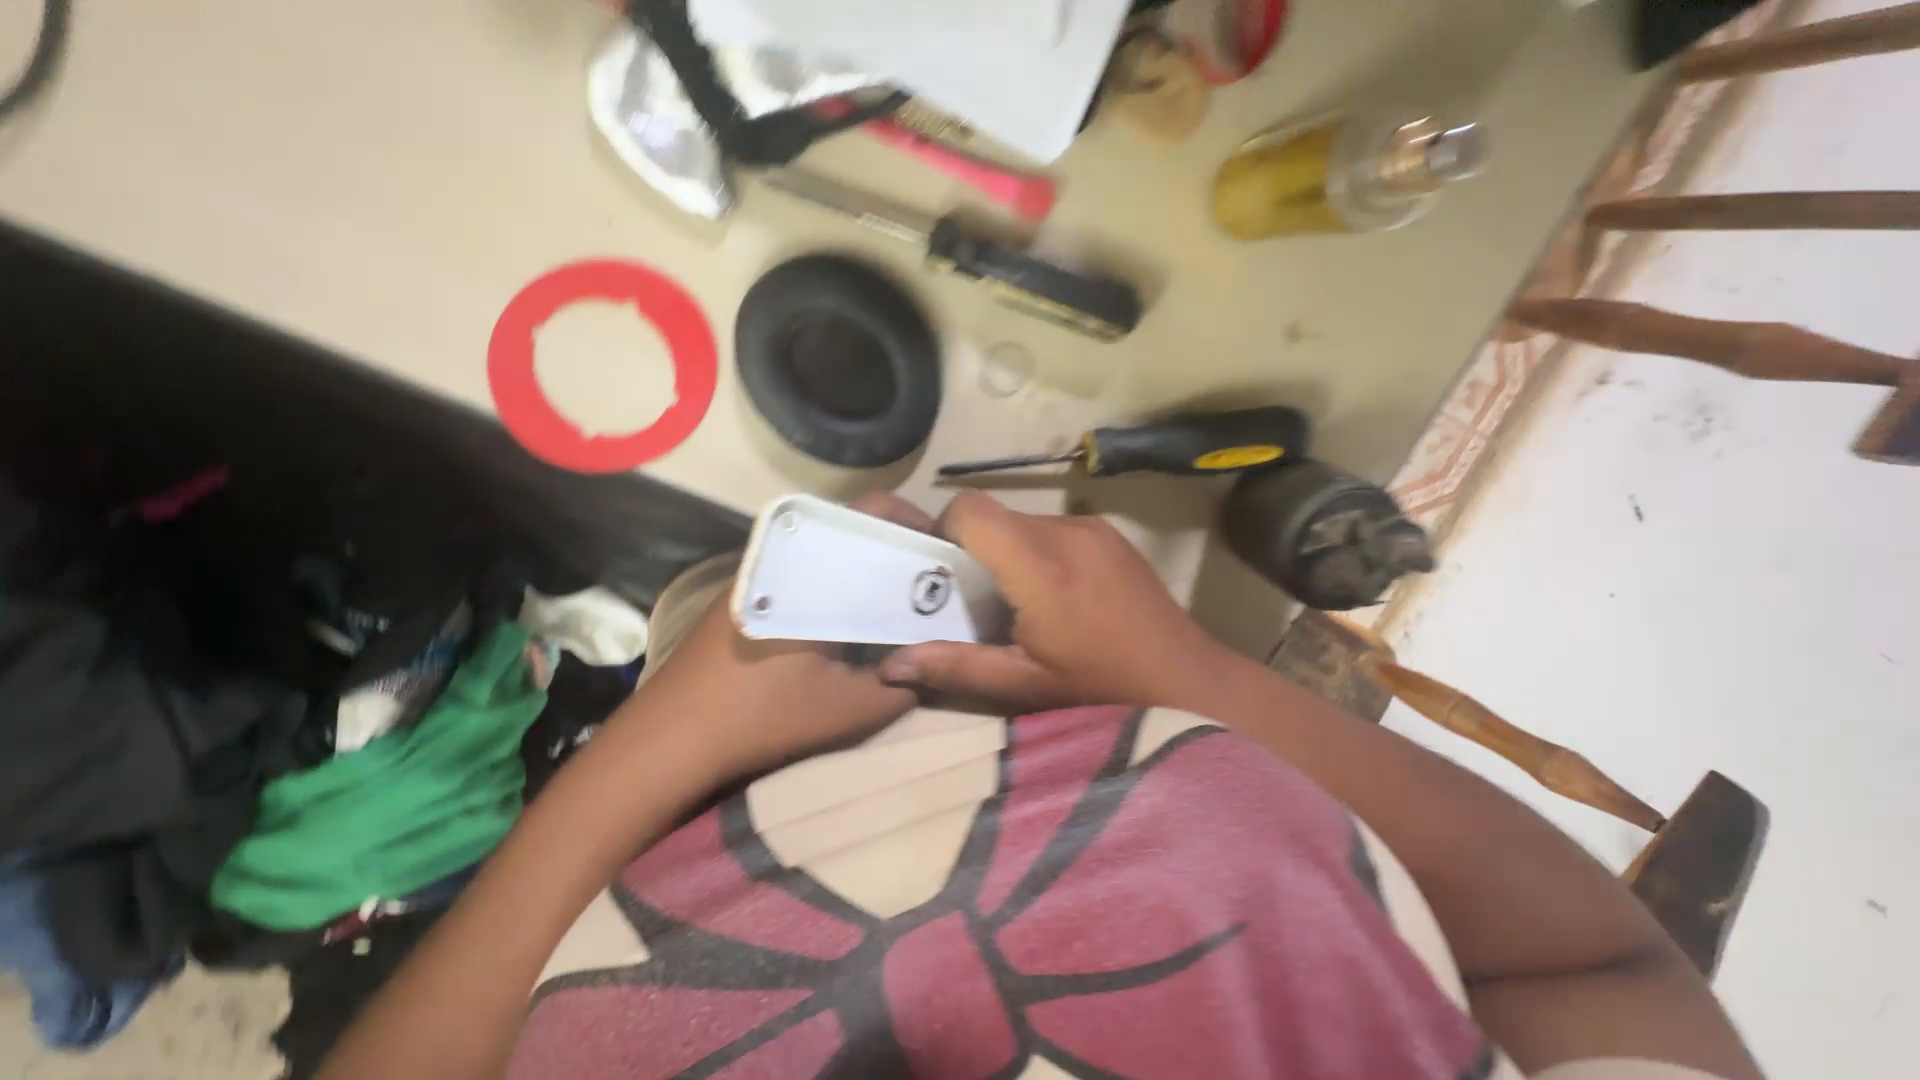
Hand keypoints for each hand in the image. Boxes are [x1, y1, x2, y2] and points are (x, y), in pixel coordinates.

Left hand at [622, 493, 930, 780]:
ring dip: (864, 568)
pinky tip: (850, 625)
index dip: (918, 524)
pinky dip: (835, 584)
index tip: (948, 556)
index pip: (874, 511)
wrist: (669, 740)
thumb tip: (938, 663)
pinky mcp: (745, 596)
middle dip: (896, 548)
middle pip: (851, 527)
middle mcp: (782, 553)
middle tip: (930, 585)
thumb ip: (904, 686)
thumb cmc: (762, 716)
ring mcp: (758, 572)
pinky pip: (803, 571)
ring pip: (826, 550)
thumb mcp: (850, 709)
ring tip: (898, 604)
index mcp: (810, 564)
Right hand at [879, 491, 1228, 710]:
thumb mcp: (1025, 685)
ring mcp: (1094, 528)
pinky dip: (1039, 553)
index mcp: (1041, 567)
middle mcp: (1067, 532)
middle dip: (975, 549)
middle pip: (996, 516)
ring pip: (1024, 521)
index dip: (945, 531)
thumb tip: (891, 665)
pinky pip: (1055, 529)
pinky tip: (1057, 598)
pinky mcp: (1112, 534)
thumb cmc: (1104, 689)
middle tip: (976, 601)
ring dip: (1009, 552)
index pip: (971, 510)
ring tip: (1020, 605)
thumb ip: (956, 666)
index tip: (942, 573)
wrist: (1190, 681)